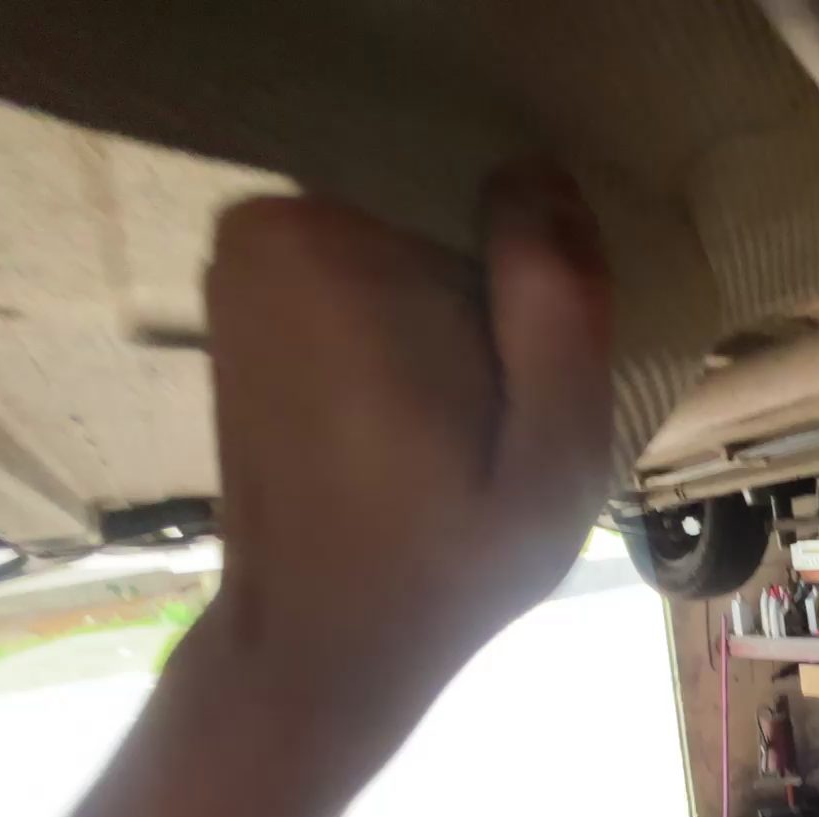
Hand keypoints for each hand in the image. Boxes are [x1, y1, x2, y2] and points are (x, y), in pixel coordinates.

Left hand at [197, 162, 614, 775]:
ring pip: (425, 251)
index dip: (547, 276)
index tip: (565, 361)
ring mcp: (252, 269)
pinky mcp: (258, 307)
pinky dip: (435, 331)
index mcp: (339, 251)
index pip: (489, 195)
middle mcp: (271, 233)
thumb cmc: (459, 558)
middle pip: (452, 221)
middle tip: (533, 403)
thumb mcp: (555, 450)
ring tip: (492, 415)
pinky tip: (448, 411)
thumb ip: (560, 310)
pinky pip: (385, 281)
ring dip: (478, 321)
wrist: (333, 641)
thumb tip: (549, 174)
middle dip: (510, 300)